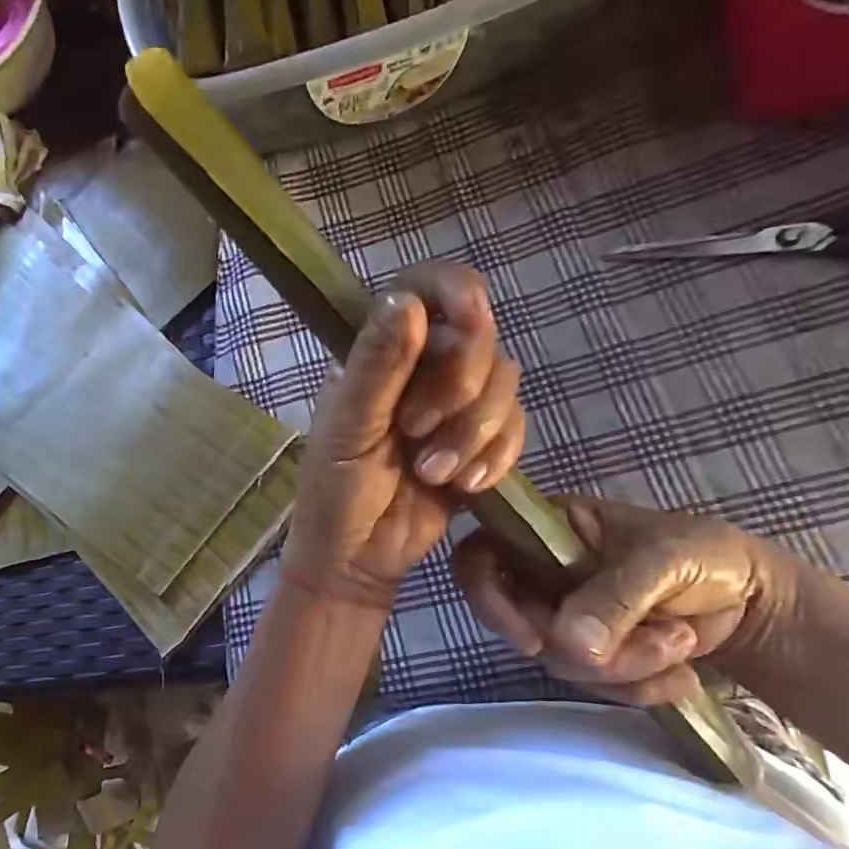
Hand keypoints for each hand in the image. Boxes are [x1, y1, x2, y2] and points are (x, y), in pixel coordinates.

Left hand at [283, 263, 525, 606]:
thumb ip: (376, 368)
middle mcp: (421, 368)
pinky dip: (496, 455)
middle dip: (458, 388)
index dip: (456, 292)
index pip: (426, 289)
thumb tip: (407, 301)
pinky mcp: (479, 442)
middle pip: (479, 337)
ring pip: (504, 381)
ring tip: (433, 474)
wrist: (356, 559)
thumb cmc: (334, 494)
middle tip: (414, 430)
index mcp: (378, 353)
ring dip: (473, 431)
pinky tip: (466, 486)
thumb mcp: (346, 431)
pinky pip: (514, 426)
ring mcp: (454, 405)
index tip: (472, 316)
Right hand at [451, 497, 790, 703]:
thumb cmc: (705, 555)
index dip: (485, 596)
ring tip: (680, 643)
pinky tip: (681, 672)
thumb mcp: (665, 560)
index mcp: (546, 531)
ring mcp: (562, 617)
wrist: (757, 603)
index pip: (478, 557)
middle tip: (654, 642)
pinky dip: (637, 688)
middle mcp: (540, 574)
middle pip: (517, 622)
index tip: (531, 638)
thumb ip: (614, 596)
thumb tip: (569, 644)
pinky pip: (589, 683)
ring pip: (557, 660)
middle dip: (584, 646)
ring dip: (624, 665)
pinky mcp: (587, 654)